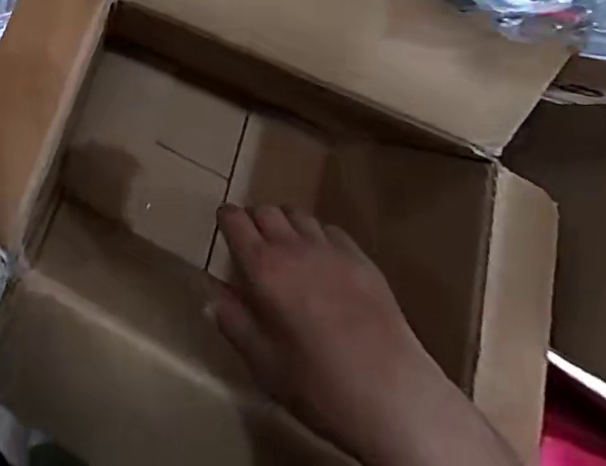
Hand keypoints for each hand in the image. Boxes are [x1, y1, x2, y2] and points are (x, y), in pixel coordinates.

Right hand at [213, 205, 520, 465]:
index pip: (236, 221)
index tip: (223, 223)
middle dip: (253, 217)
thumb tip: (212, 296)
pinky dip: (317, 234)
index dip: (226, 217)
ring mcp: (331, 250)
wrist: (393, 395)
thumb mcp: (264, 364)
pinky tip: (321, 257)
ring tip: (284, 244)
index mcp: (263, 268)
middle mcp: (294, 247)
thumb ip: (234, 324)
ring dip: (285, 222)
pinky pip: (331, 230)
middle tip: (251, 238)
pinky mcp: (362, 260)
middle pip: (266, 210)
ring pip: (299, 215)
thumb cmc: (318, 385)